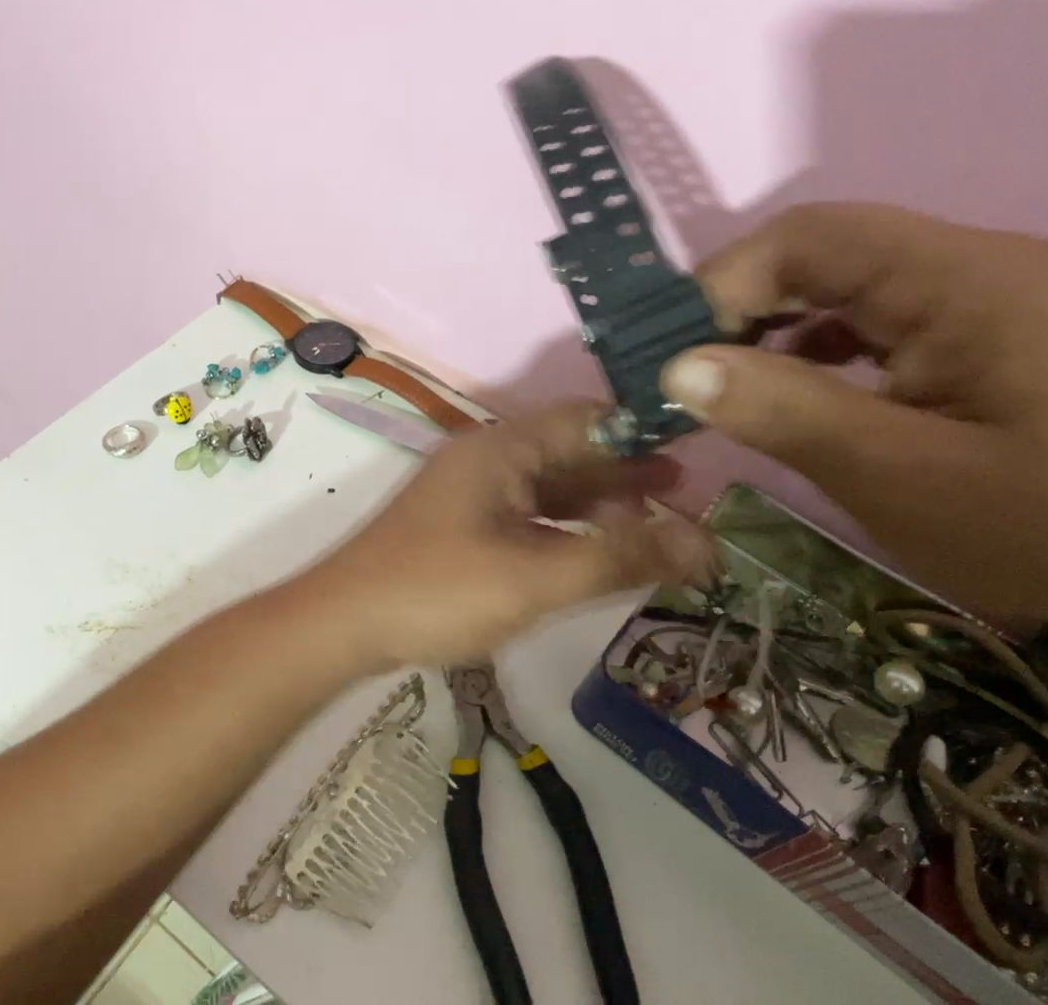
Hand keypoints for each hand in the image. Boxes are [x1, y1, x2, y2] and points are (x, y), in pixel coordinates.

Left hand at [294, 402, 717, 668]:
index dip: (645, 434)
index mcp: (501, 448)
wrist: (339, 627)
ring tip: (661, 525)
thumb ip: (620, 558)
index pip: (588, 420)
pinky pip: (528, 518)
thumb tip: (707, 545)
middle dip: (629, 475)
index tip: (700, 452)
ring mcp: (471, 496)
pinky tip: (600, 554)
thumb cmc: (437, 592)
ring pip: (550, 489)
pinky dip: (568, 532)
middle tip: (690, 496)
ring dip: (601, 507)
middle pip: (571, 454)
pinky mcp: (462, 530)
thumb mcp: (536, 577)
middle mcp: (487, 460)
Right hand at [659, 203, 1047, 635]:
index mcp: (963, 277)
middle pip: (828, 256)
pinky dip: (825, 353)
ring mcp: (993, 301)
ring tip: (727, 390)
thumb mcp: (897, 476)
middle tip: (683, 379)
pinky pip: (887, 324)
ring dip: (779, 332)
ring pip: (852, 290)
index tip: (668, 357)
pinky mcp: (997, 340)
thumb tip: (677, 367)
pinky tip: (801, 397)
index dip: (722, 285)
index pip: (809, 237)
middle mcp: (979, 266)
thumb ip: (783, 411)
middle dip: (742, 310)